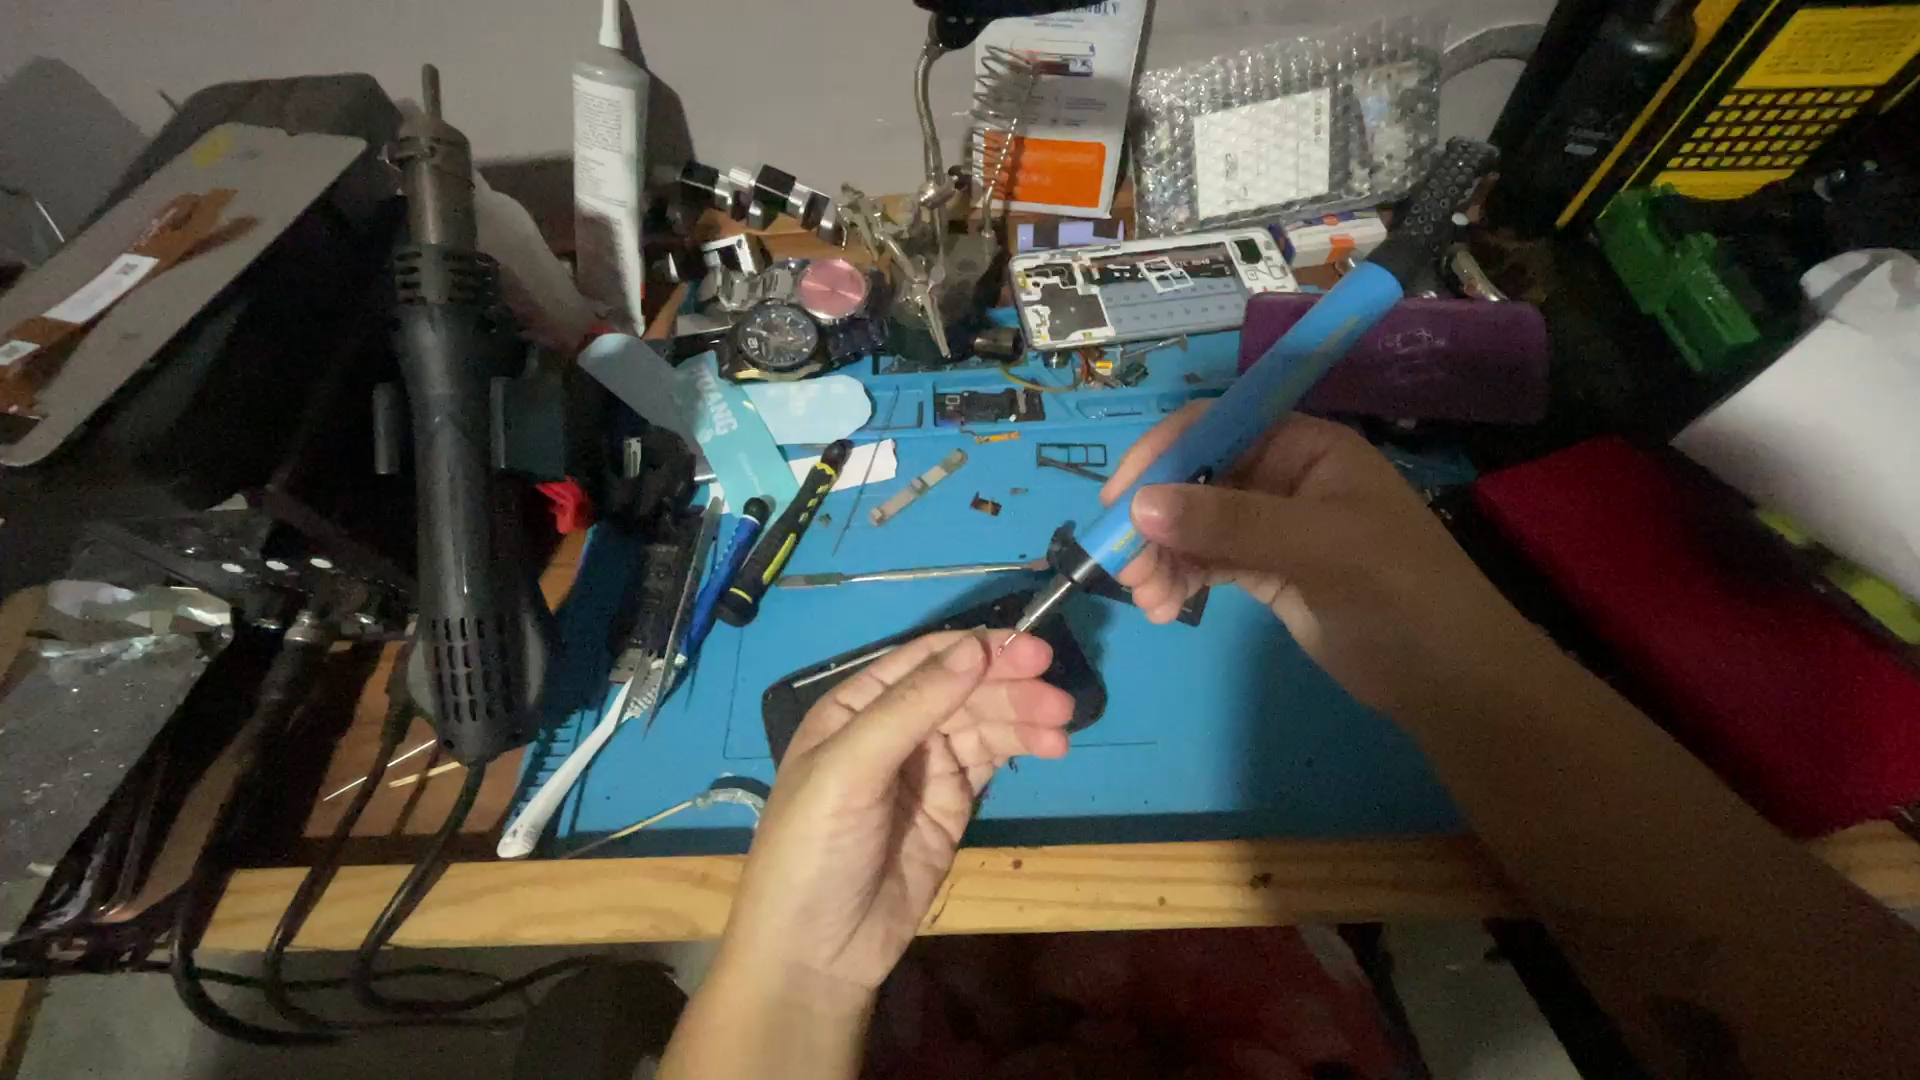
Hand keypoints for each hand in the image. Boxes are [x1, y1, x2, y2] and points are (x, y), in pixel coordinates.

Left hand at [716, 630, 1074, 998]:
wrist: (817, 952)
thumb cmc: (815, 846)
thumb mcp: (851, 768)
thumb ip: (911, 705)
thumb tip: (973, 648)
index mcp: (857, 704)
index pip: (924, 660)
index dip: (976, 650)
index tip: (1029, 650)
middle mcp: (894, 725)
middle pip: (962, 689)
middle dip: (1009, 687)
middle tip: (1057, 695)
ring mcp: (926, 763)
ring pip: (983, 722)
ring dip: (1024, 717)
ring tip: (1061, 724)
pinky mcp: (953, 800)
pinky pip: (991, 758)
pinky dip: (1022, 747)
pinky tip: (1051, 745)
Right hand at [1105, 405, 1529, 717]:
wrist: (1448, 680)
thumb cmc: (1400, 593)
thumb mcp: (1318, 547)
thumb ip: (1230, 523)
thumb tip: (1140, 505)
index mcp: (1303, 447)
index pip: (1214, 427)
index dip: (1161, 455)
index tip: (1118, 500)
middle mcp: (1280, 477)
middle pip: (1192, 481)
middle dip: (1153, 522)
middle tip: (1123, 568)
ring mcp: (1269, 526)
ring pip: (1191, 527)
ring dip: (1160, 558)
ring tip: (1148, 600)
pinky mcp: (1262, 569)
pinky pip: (1203, 563)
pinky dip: (1178, 581)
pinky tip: (1164, 609)